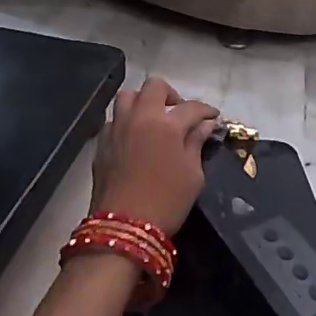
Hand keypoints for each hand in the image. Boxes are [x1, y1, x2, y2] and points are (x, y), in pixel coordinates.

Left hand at [90, 77, 219, 235]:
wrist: (123, 229)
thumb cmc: (166, 202)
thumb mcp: (193, 175)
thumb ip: (197, 143)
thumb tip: (205, 125)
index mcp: (166, 124)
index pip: (191, 107)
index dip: (206, 111)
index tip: (214, 118)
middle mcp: (139, 118)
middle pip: (154, 86)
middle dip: (171, 95)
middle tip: (180, 114)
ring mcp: (117, 128)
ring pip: (127, 96)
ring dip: (143, 102)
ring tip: (153, 120)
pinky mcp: (101, 143)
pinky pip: (114, 119)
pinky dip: (126, 121)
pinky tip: (135, 138)